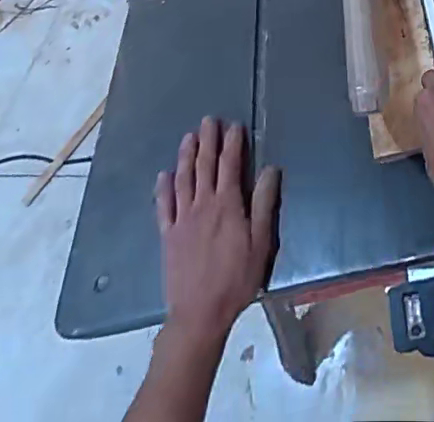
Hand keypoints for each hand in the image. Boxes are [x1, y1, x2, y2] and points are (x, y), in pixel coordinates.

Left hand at [154, 117, 280, 342]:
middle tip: (208, 120)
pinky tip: (163, 175)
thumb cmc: (237, 278)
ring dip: (186, 156)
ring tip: (188, 137)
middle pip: (205, 166)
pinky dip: (163, 188)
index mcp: (227, 205)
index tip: (234, 126)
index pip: (230, 165)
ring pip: (183, 179)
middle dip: (208, 141)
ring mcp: (182, 219)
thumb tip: (270, 170)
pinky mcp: (168, 235)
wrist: (199, 313)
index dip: (233, 143)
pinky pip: (164, 206)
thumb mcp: (260, 242)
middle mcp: (203, 205)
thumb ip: (264, 204)